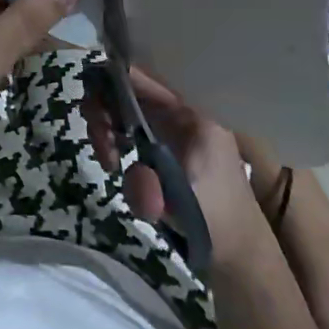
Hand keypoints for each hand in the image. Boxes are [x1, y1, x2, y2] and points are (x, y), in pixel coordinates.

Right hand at [88, 67, 272, 260]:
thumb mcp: (185, 199)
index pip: (143, 76)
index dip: (112, 82)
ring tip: (110, 163)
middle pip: (126, 89)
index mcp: (190, 109)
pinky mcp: (158, 144)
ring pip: (121, 109)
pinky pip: (126, 129)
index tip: (95, 111)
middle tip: (104, 147)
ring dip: (106, 130)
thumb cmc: (216, 217)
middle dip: (104, 112)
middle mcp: (177, 110)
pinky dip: (112, 142)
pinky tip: (115, 165)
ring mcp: (167, 127)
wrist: (234, 251)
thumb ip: (152, 184)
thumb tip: (126, 171)